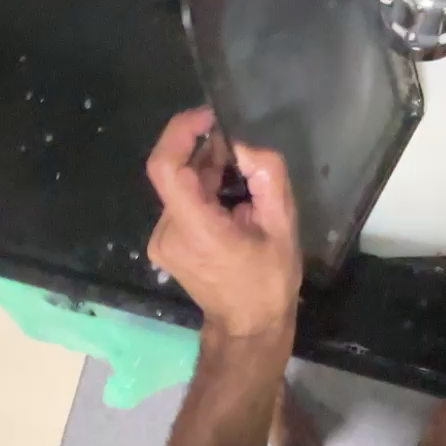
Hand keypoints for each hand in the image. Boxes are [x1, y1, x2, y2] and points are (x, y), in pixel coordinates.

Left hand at [146, 107, 301, 341]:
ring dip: (208, 175)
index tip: (208, 117)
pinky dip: (203, 192)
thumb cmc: (270, 281)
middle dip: (207, 154)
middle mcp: (168, 233)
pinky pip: (180, 203)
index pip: (166, 167)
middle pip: (177, 174)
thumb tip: (245, 145)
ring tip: (243, 185)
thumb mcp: (283, 226)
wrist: (249, 327)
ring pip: (179, 188)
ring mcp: (162, 240)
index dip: (180, 132)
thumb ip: (267, 177)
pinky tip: (230, 204)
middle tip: (243, 155)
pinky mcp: (165, 244)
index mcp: (196, 230)